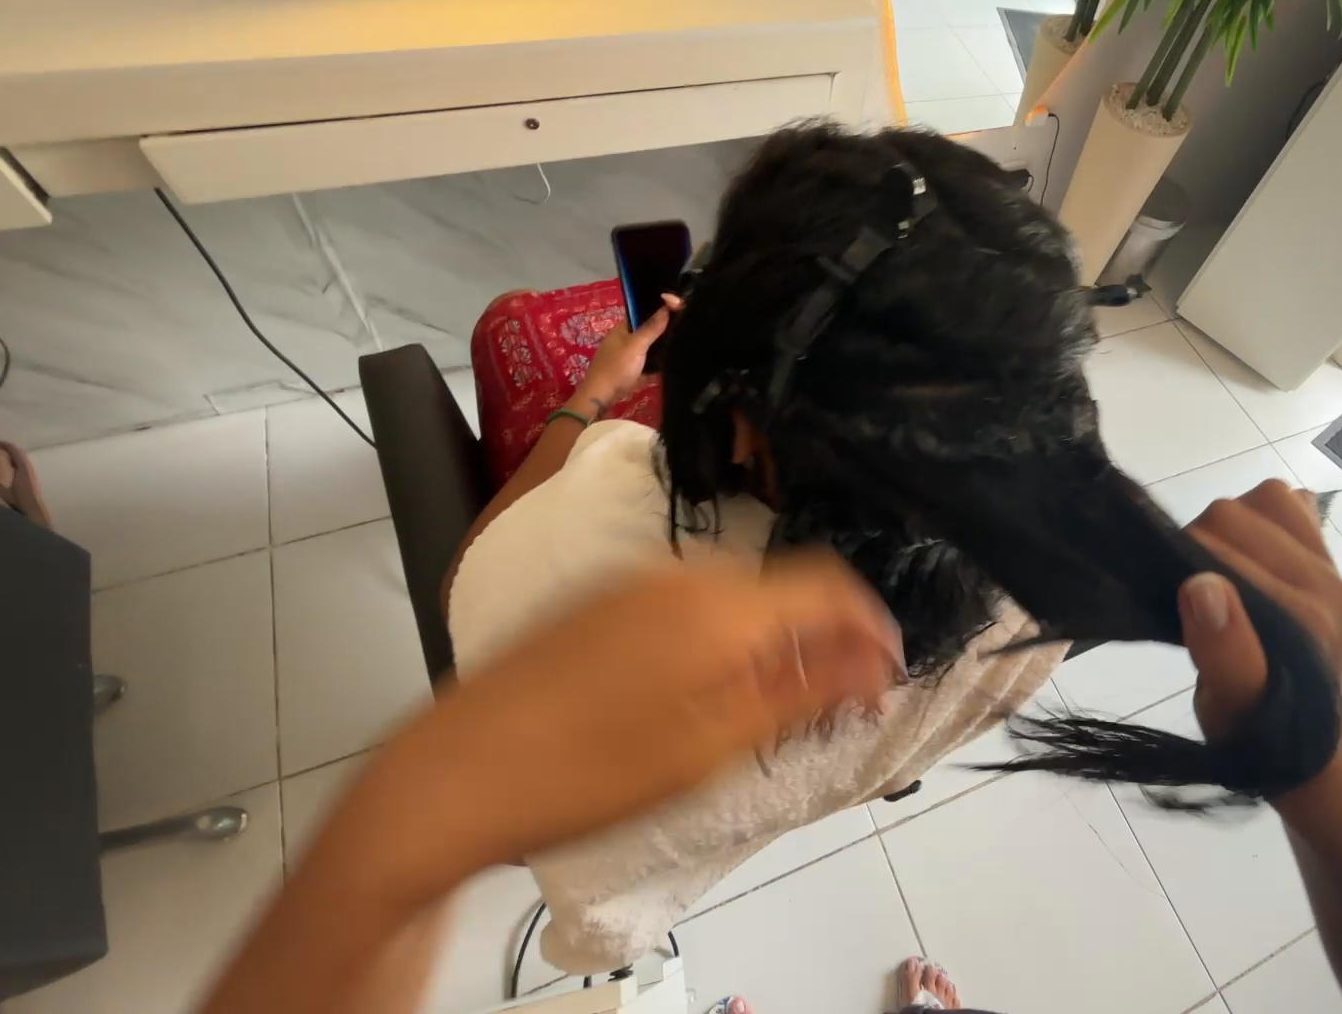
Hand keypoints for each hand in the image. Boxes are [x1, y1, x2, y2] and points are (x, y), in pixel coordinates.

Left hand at [325, 551, 902, 903]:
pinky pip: (695, 597)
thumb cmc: (591, 770)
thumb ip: (802, 691)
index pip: (828, 585)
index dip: (868, 624)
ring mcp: (640, 577)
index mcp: (719, 603)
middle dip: (821, 635)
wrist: (455, 769)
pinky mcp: (609, 595)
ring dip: (773, 635)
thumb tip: (874, 662)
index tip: (886, 672)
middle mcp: (684, 571)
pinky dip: (725, 631)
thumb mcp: (712, 744)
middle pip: (784, 586)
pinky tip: (708, 680)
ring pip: (740, 592)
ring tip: (772, 698)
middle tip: (831, 699)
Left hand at [576, 294, 680, 408]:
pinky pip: (652, 362)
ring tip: (687, 340)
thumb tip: (667, 307)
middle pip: (648, 329)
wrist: (602, 396)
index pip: (643, 312)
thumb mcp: (636, 345)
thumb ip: (651, 328)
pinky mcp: (635, 370)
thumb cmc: (617, 367)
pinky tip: (677, 360)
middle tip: (687, 325)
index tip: (679, 308)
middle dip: (665, 328)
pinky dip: (661, 362)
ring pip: (651, 346)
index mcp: (623, 328)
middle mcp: (626, 339)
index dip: (659, 308)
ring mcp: (630, 355)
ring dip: (664, 346)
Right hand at [1178, 480, 1341, 742]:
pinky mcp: (1324, 559)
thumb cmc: (1253, 725)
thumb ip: (1222, 649)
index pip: (1221, 542)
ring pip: (1267, 498)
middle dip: (1199, 540)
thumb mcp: (1229, 702)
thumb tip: (1199, 584)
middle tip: (1190, 588)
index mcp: (1307, 609)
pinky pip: (1292, 506)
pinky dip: (1260, 516)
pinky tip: (1246, 553)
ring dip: (1228, 525)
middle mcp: (1327, 578)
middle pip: (1237, 512)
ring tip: (1216, 568)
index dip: (1181, 559)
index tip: (1173, 598)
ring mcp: (1330, 565)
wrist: (1300, 741)